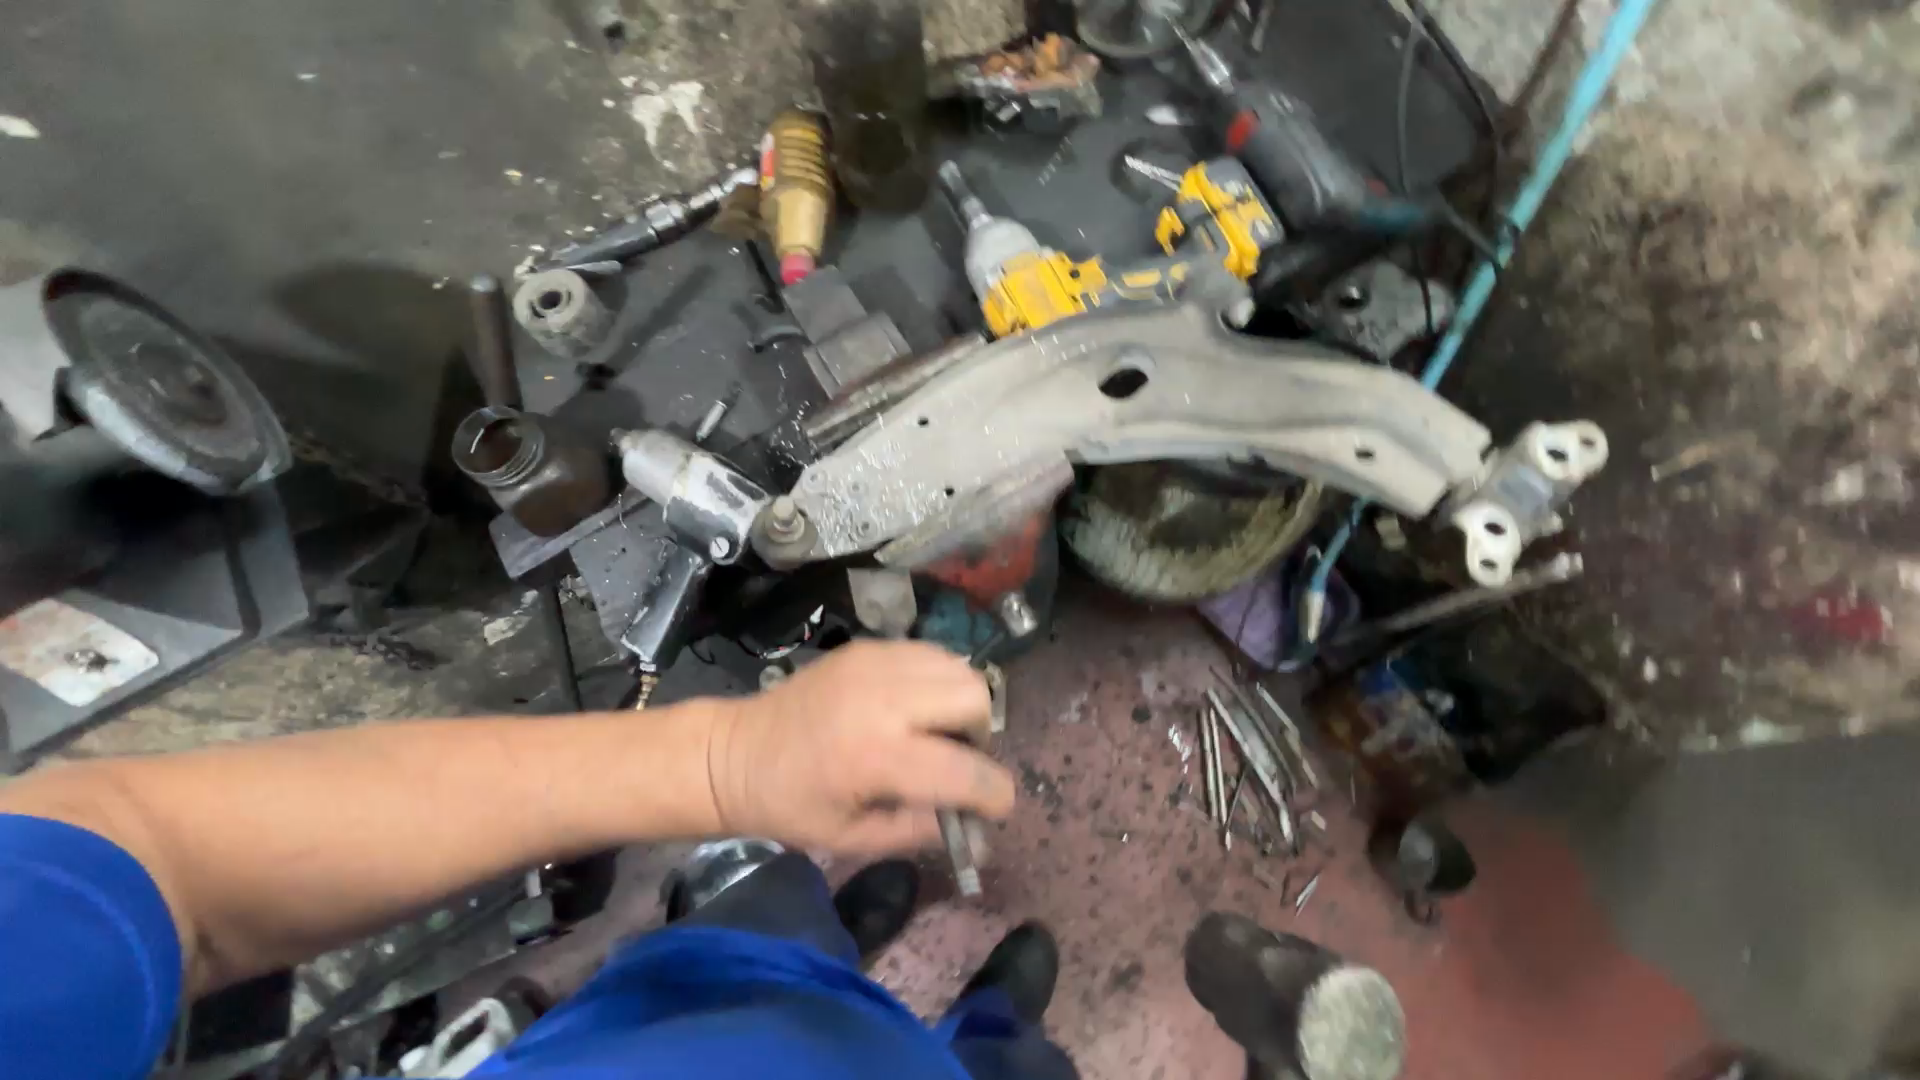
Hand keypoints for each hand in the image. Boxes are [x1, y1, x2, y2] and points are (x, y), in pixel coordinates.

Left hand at [705, 641, 1016, 854]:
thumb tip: (973, 827)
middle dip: (980, 734)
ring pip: (959, 667)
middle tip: (957, 757)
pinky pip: (930, 654)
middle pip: (974, 696)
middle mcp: (882, 699)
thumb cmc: (791, 805)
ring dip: (962, 702)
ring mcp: (875, 663)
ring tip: (936, 729)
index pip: (964, 769)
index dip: (994, 792)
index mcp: (874, 757)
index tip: (996, 805)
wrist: (734, 752)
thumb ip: (919, 830)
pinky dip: (938, 680)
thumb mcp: (853, 838)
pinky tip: (915, 706)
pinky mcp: (868, 647)